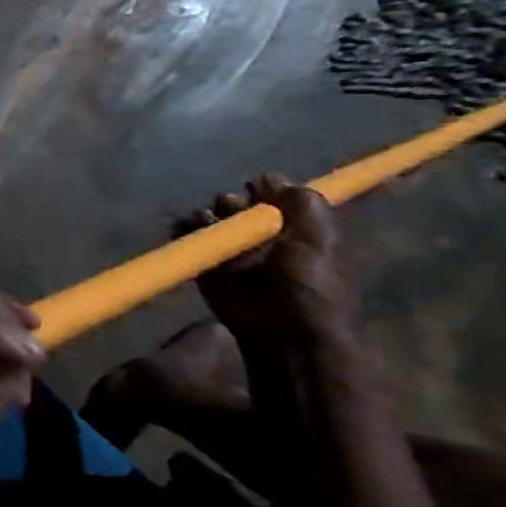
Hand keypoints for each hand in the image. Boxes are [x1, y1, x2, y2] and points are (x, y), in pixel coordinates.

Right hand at [182, 174, 356, 351]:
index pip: (271, 197)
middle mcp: (260, 236)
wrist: (283, 329)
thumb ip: (306, 206)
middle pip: (236, 203)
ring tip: (211, 222)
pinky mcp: (204, 263)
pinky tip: (191, 229)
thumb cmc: (311, 284)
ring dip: (207, 214)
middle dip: (232, 202)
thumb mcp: (321, 241)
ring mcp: (230, 250)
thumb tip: (274, 177)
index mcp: (293, 230)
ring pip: (209, 217)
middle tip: (233, 210)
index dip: (263, 188)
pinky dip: (184, 228)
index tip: (257, 188)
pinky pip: (186, 236)